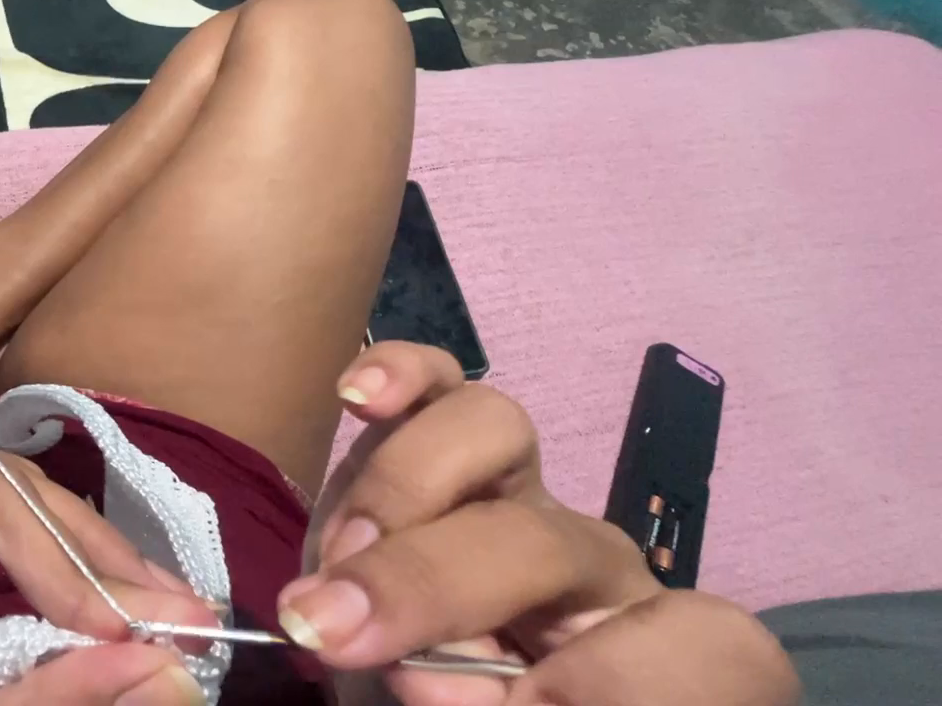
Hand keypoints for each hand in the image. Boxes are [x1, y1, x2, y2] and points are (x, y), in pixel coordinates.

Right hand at [280, 341, 798, 705]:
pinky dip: (400, 377)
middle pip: (542, 538)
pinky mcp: (429, 436)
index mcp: (660, 664)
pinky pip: (433, 380)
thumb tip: (433, 678)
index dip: (621, 686)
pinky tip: (359, 397)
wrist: (403, 678)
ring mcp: (513, 484)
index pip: (714, 648)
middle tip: (337, 632)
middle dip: (428, 583)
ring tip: (338, 551)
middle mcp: (595, 563)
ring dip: (396, 492)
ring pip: (489, 429)